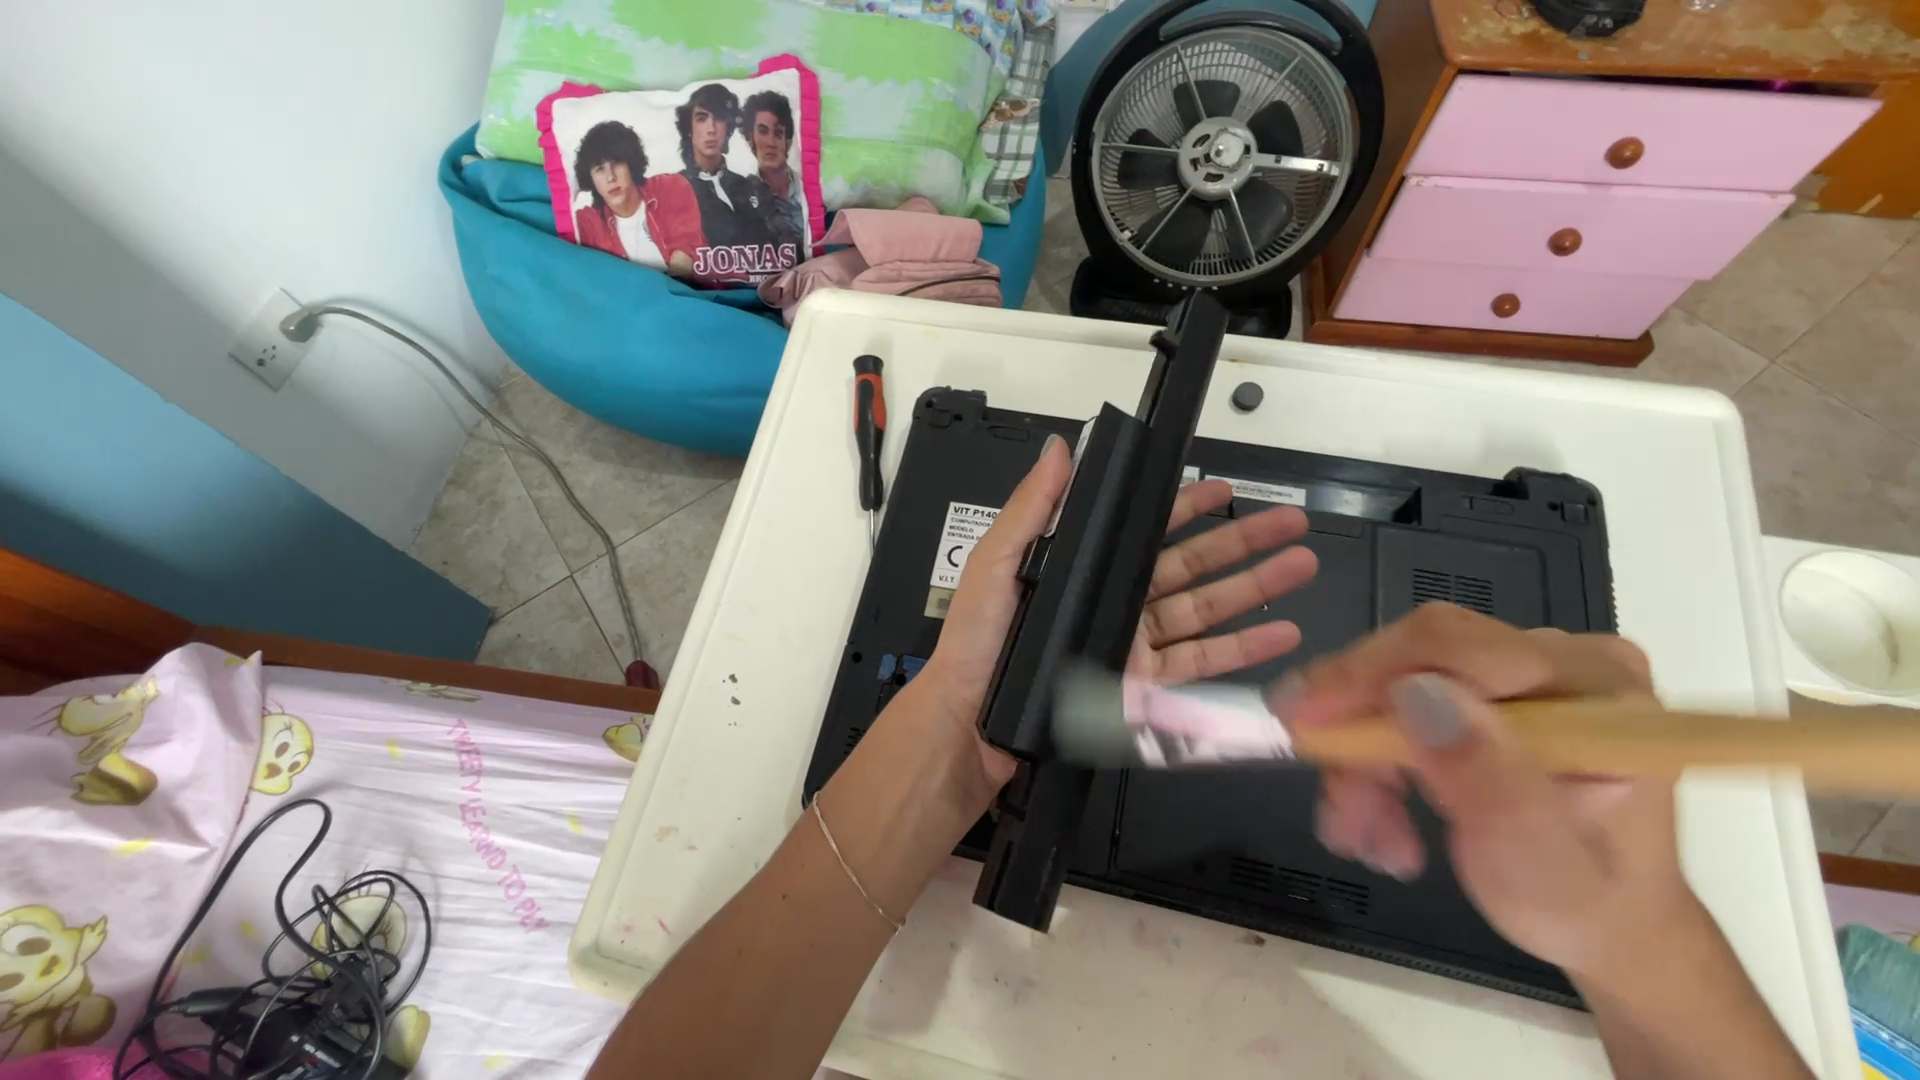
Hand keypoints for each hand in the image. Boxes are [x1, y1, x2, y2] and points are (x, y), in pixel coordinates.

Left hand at [917, 434, 1318, 806]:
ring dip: (1256, 588)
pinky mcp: (1141, 688)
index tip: (1223, 489)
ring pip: (1206, 609)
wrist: (970, 721)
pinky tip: (1278, 632)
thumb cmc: (976, 641)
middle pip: (1190, 565)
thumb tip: (1059, 449)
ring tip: (1300, 565)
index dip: (1186, 508)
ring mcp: (1132, 646)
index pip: (1145, 531)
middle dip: (1241, 542)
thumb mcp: (996, 562)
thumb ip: (1033, 507)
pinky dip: (1243, 650)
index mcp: (1083, 569)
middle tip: (1289, 523)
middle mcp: (1113, 602)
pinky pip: (1201, 665)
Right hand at [1284, 603, 1700, 981]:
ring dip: (1361, 760)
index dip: (1365, 672)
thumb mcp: (1536, 862)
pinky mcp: (1488, 685)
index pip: (1455, 645)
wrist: (1601, 919)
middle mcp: (1559, 657)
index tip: (1297, 718)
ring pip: (1393, 682)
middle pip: (1413, 660)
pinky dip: (1372, 755)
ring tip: (1367, 833)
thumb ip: (1485, 777)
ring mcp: (1522, 666)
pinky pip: (1396, 698)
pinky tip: (1379, 812)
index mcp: (1596, 689)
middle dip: (1359, 733)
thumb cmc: (1578, 901)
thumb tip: (1412, 694)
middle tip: (1341, 811)